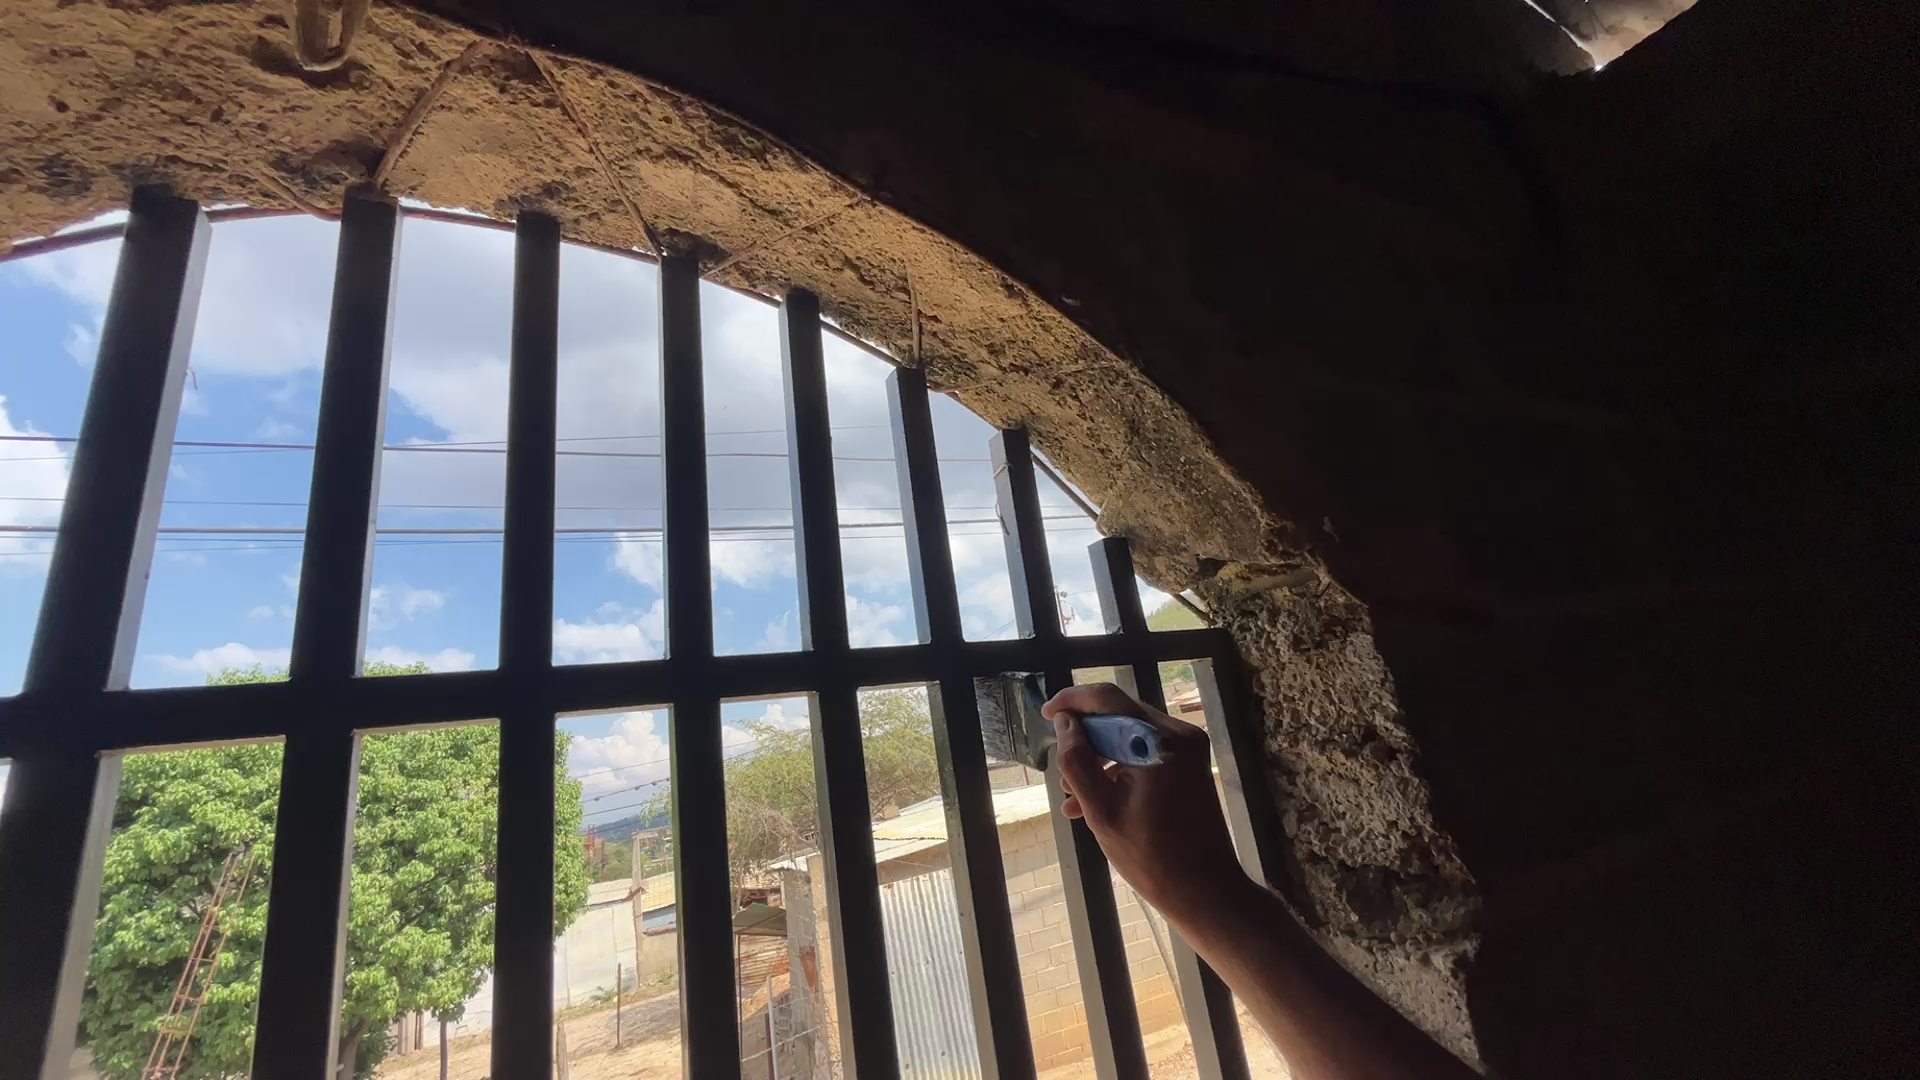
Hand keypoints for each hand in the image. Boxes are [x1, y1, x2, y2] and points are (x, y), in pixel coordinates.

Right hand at [1043, 683, 1248, 924]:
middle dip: (1085, 736)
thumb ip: (1077, 762)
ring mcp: (1188, 748)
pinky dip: (1119, 766)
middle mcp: (1179, 734)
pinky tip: (1095, 799)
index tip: (1046, 714)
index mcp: (1159, 741)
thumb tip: (1064, 723)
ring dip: (1099, 755)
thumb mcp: (1101, 811)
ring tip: (1071, 792)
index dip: (1072, 701)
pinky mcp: (1190, 763)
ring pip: (1130, 733)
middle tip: (1059, 764)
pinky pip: (1145, 750)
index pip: (1108, 699)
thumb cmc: (1152, 857)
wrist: (1208, 893)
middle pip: (1119, 714)